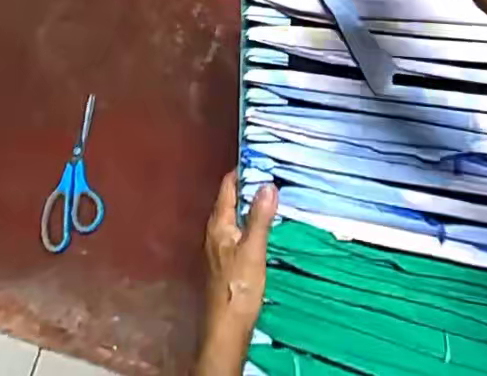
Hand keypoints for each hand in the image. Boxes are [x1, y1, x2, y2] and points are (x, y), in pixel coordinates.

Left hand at [196, 172, 276, 373]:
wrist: (226, 329)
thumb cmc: (238, 286)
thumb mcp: (253, 249)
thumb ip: (260, 217)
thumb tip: (267, 184)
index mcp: (218, 222)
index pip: (228, 185)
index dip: (243, 169)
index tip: (262, 158)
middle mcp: (215, 230)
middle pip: (231, 198)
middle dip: (249, 184)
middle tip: (272, 173)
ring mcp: (218, 246)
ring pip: (235, 214)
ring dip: (250, 204)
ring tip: (272, 195)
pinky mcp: (225, 260)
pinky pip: (238, 229)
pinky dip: (250, 220)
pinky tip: (265, 225)